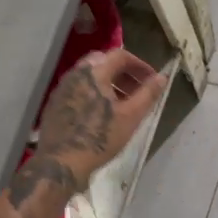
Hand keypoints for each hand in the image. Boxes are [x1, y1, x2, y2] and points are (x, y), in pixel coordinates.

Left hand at [39, 49, 166, 182]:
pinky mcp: (54, 104)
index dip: (139, 65)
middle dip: (123, 73)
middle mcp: (75, 74)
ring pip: (89, 76)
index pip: (120, 55)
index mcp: (94, 72)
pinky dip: (93, 93)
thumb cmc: (100, 138)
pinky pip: (78, 89)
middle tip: (136, 90)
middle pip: (102, 62)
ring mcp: (62, 88)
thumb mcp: (131, 116)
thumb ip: (148, 94)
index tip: (151, 79)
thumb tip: (162, 77)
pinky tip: (100, 114)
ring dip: (108, 83)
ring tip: (121, 103)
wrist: (62, 162)